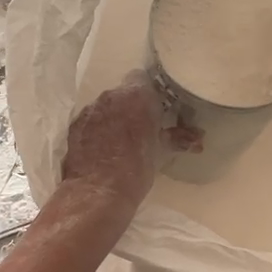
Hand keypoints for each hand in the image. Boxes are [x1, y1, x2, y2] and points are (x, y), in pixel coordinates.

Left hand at [60, 72, 166, 210]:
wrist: (97, 192)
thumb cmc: (136, 171)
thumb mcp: (161, 153)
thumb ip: (178, 139)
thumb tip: (196, 139)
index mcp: (138, 96)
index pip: (144, 78)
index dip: (150, 93)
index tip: (156, 109)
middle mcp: (111, 95)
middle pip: (124, 92)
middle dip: (132, 107)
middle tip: (141, 128)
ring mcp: (90, 109)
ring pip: (106, 106)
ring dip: (114, 118)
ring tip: (120, 142)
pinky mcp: (75, 125)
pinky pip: (91, 120)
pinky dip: (97, 129)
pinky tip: (101, 149)